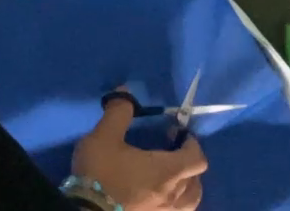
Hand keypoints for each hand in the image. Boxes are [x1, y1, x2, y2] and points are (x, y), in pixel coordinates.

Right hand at [70, 94, 208, 210]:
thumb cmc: (102, 170)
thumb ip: (119, 113)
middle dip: (188, 162)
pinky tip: (162, 194)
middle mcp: (176, 194)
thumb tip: (125, 91)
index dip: (192, 144)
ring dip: (188, 183)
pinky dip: (180, 200)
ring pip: (192, 199)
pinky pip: (181, 210)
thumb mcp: (104, 135)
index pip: (196, 159)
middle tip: (171, 149)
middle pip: (197, 180)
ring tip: (171, 173)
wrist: (92, 208)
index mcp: (167, 171)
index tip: (179, 132)